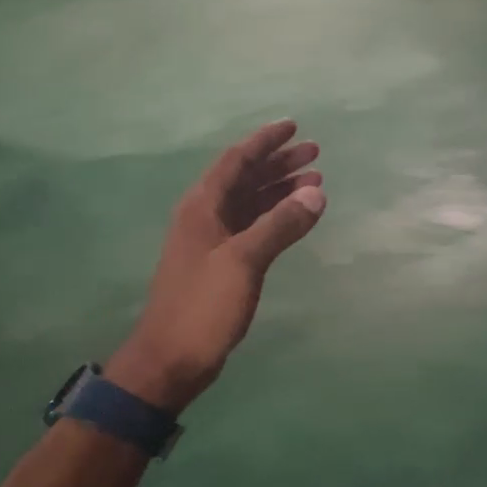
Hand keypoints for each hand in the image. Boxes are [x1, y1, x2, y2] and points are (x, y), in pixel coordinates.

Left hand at [105, 120, 325, 412]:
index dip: (264, 142)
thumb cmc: (202, 306)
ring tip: (315, 181)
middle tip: (315, 153)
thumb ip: (280, 225)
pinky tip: (297, 218)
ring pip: (251, 202)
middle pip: (245, 178)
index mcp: (202, 207)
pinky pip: (253, 226)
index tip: (294, 127)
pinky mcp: (222, 264)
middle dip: (279, 163)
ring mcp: (213, 241)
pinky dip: (276, 216)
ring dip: (280, 189)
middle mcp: (206, 217)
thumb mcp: (244, 262)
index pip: (236, 161)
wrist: (170, 359)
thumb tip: (316, 194)